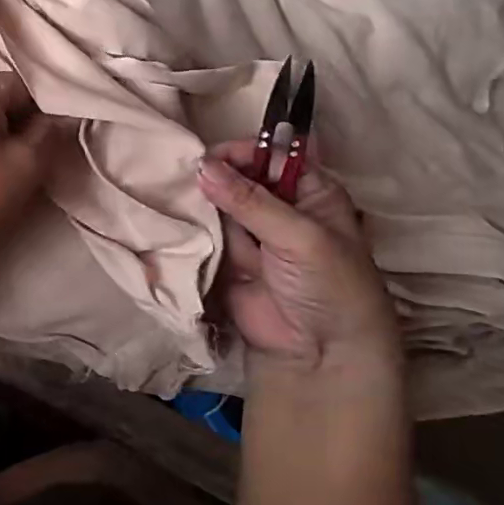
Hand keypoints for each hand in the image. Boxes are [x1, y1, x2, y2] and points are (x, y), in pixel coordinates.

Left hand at [0, 71, 70, 279]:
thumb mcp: (25, 164)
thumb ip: (50, 133)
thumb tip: (62, 118)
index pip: (24, 83)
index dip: (50, 104)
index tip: (66, 130)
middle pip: (7, 98)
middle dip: (31, 121)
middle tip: (52, 149)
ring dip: (14, 136)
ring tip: (30, 162)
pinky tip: (5, 169)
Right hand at [196, 140, 401, 379]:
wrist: (317, 353)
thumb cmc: (330, 286)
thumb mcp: (299, 237)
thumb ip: (250, 200)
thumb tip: (202, 165)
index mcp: (310, 192)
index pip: (273, 154)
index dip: (244, 151)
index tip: (211, 157)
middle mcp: (279, 206)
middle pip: (240, 174)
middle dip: (215, 172)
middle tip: (186, 175)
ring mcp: (250, 232)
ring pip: (217, 201)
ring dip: (200, 198)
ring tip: (174, 193)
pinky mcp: (225, 255)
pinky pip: (204, 230)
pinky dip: (191, 224)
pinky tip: (173, 214)